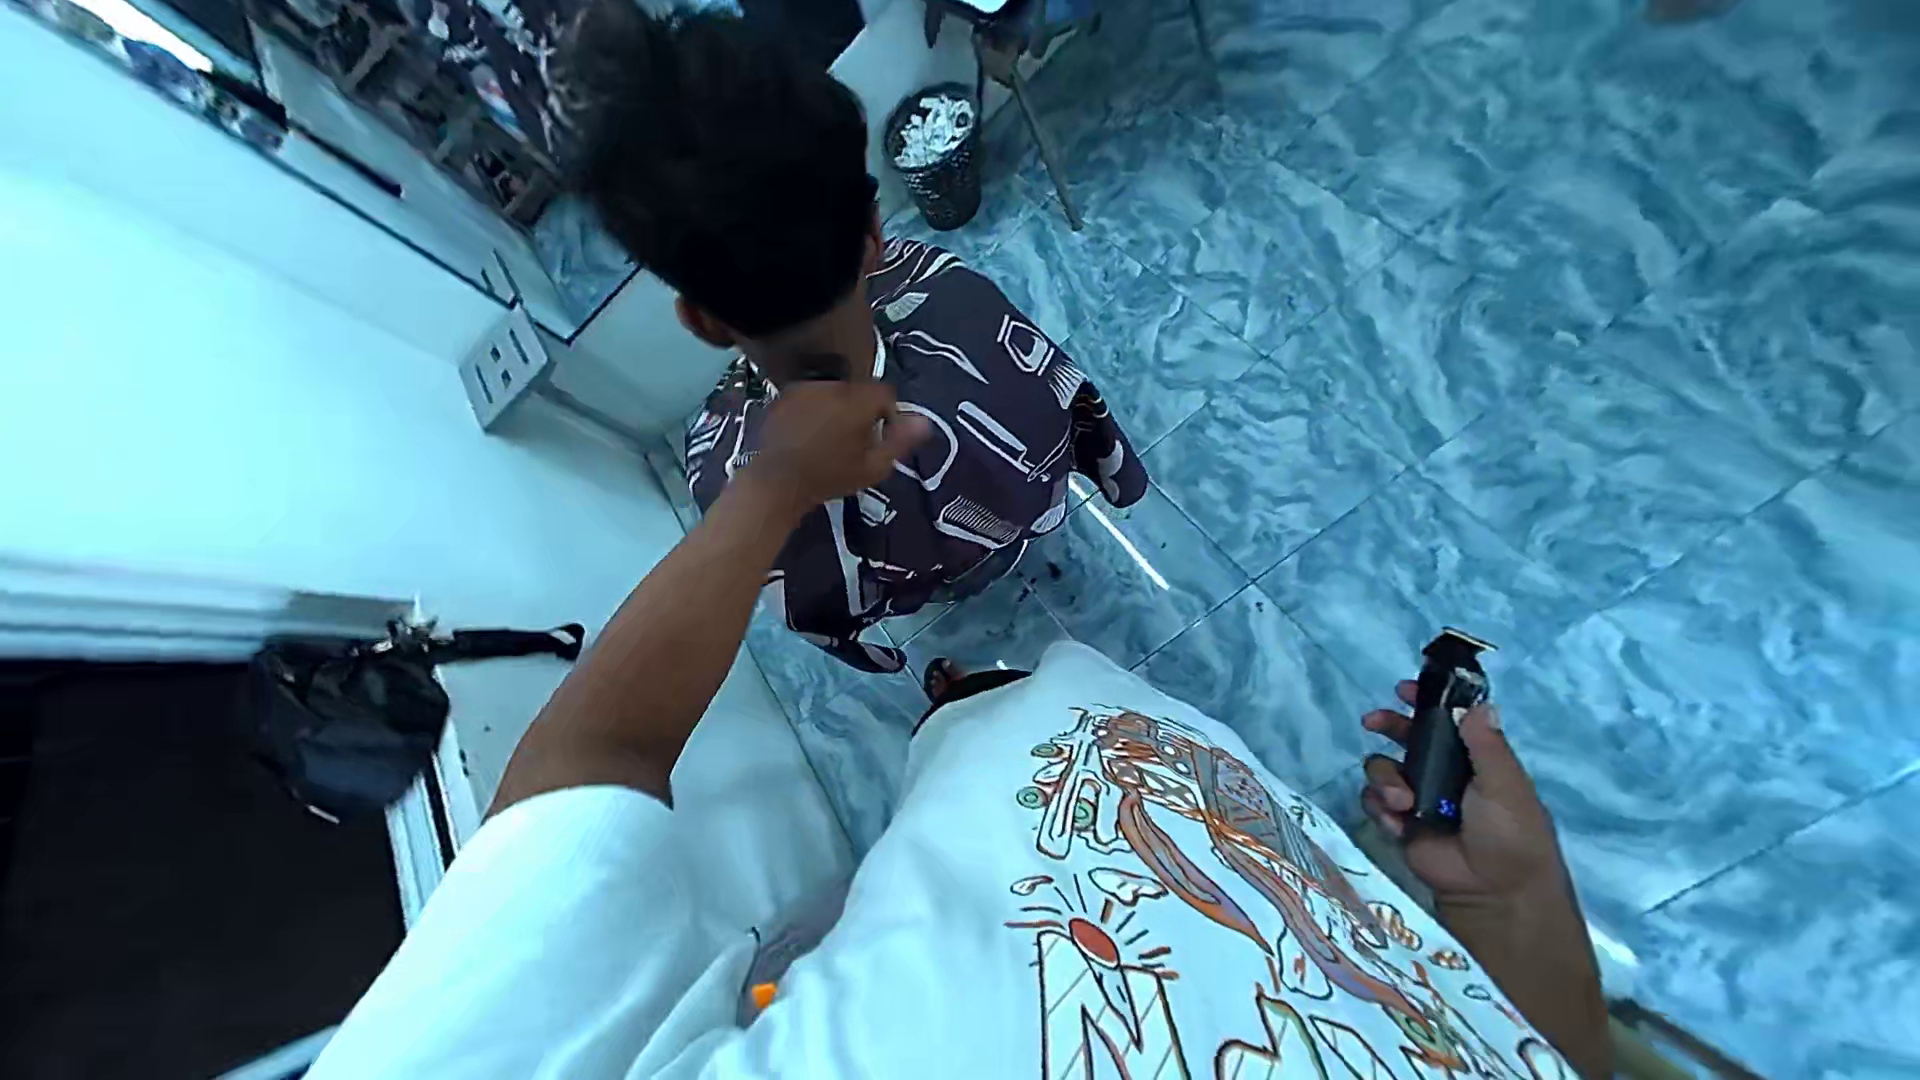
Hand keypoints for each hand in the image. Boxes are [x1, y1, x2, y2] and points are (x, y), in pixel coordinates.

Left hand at [740, 381, 929, 517]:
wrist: (778, 482)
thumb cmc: (831, 477)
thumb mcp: (873, 467)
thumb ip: (901, 441)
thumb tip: (925, 421)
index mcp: (858, 400)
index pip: (884, 392)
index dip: (888, 413)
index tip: (881, 436)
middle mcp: (832, 386)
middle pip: (857, 391)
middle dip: (861, 411)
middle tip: (855, 442)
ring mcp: (804, 388)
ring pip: (832, 393)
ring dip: (837, 409)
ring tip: (830, 439)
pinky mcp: (783, 396)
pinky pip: (809, 397)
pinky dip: (813, 410)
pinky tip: (807, 435)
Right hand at [1360, 681, 1564, 908]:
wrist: (1494, 892)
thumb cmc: (1511, 835)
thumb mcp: (1506, 786)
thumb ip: (1487, 745)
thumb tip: (1479, 703)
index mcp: (1472, 761)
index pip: (1445, 722)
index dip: (1424, 703)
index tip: (1403, 690)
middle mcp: (1440, 773)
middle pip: (1403, 736)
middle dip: (1386, 725)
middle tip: (1372, 723)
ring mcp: (1415, 796)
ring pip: (1381, 767)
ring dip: (1385, 779)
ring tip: (1401, 801)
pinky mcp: (1396, 820)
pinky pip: (1373, 799)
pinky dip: (1381, 807)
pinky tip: (1397, 822)